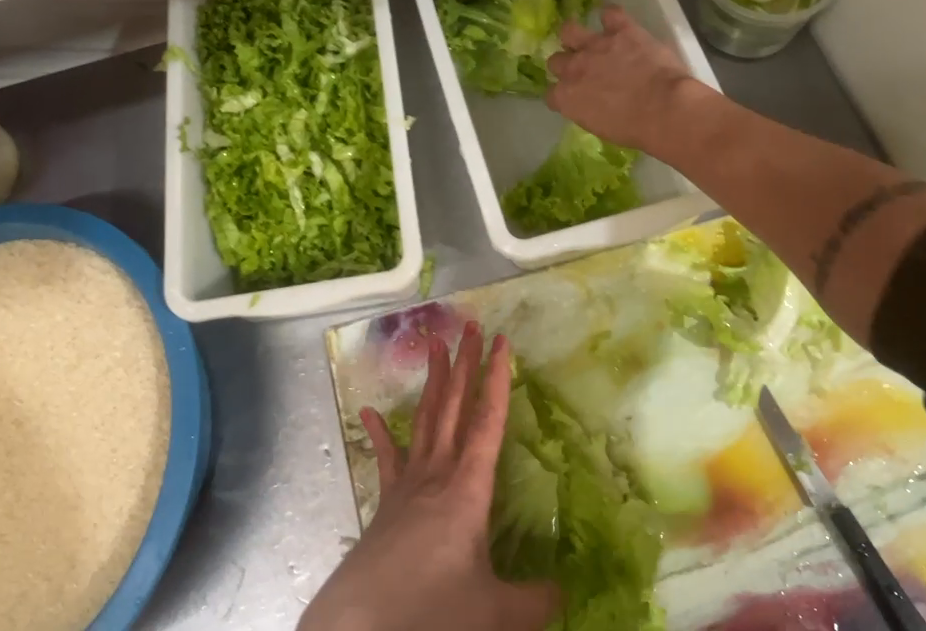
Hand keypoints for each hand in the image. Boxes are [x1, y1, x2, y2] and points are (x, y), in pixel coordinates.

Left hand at [301, 324, 558, 630]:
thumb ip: (535, 600)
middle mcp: (436, 476)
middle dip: (464, 365)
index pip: (489, 423)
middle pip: (454, 408)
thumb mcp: (496, 612)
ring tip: (433, 345)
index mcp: (467, 490)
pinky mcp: (385, 504)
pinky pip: (386, 460)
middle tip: (469, 325)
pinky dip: (379, 434)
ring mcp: (406, 486)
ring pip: (424, 422)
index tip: (502, 343)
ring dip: (433, 383)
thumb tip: (564, 594)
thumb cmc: (432, 610)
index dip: (498, 380)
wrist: (361, 624)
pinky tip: (368, 412)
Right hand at [547, 5, 712, 154]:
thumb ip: (588, 111)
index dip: (563, 94)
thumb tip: (593, 105)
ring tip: (589, 41)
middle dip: (566, 65)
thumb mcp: (602, 128)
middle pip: (556, 61)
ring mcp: (596, 46)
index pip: (551, 94)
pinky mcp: (622, 31)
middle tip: (584, 71)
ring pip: (569, 30)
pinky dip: (611, 16)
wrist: (663, 109)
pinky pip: (610, 13)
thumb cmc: (635, 129)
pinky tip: (615, 22)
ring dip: (575, 36)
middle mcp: (574, 69)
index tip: (574, 97)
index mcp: (567, 97)